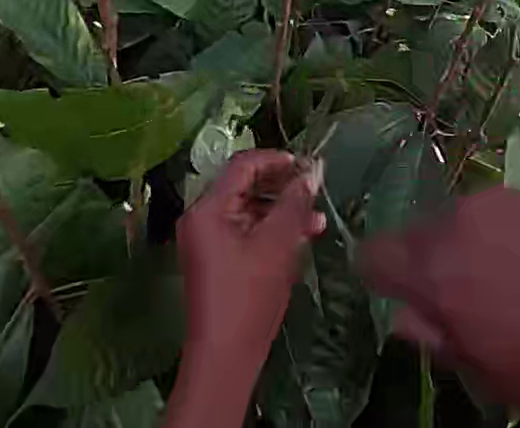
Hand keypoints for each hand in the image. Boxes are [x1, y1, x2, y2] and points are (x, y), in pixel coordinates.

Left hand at [176, 150, 325, 354]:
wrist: (225, 359)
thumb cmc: (249, 295)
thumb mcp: (277, 242)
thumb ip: (295, 203)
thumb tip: (312, 172)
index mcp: (208, 208)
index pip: (243, 165)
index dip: (276, 160)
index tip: (306, 164)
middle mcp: (202, 218)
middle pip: (245, 185)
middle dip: (282, 185)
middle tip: (313, 187)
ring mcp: (208, 240)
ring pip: (249, 209)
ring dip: (282, 209)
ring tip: (316, 217)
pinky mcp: (218, 259)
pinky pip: (247, 229)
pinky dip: (272, 229)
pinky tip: (302, 235)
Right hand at [358, 187, 519, 419]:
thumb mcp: (483, 370)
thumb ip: (435, 335)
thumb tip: (404, 317)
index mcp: (433, 272)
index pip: (373, 255)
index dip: (379, 277)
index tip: (397, 296)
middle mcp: (450, 224)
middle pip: (410, 235)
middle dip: (421, 262)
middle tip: (455, 299)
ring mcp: (483, 203)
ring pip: (446, 220)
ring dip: (455, 244)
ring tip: (493, 278)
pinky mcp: (513, 194)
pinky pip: (479, 211)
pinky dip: (484, 230)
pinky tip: (517, 259)